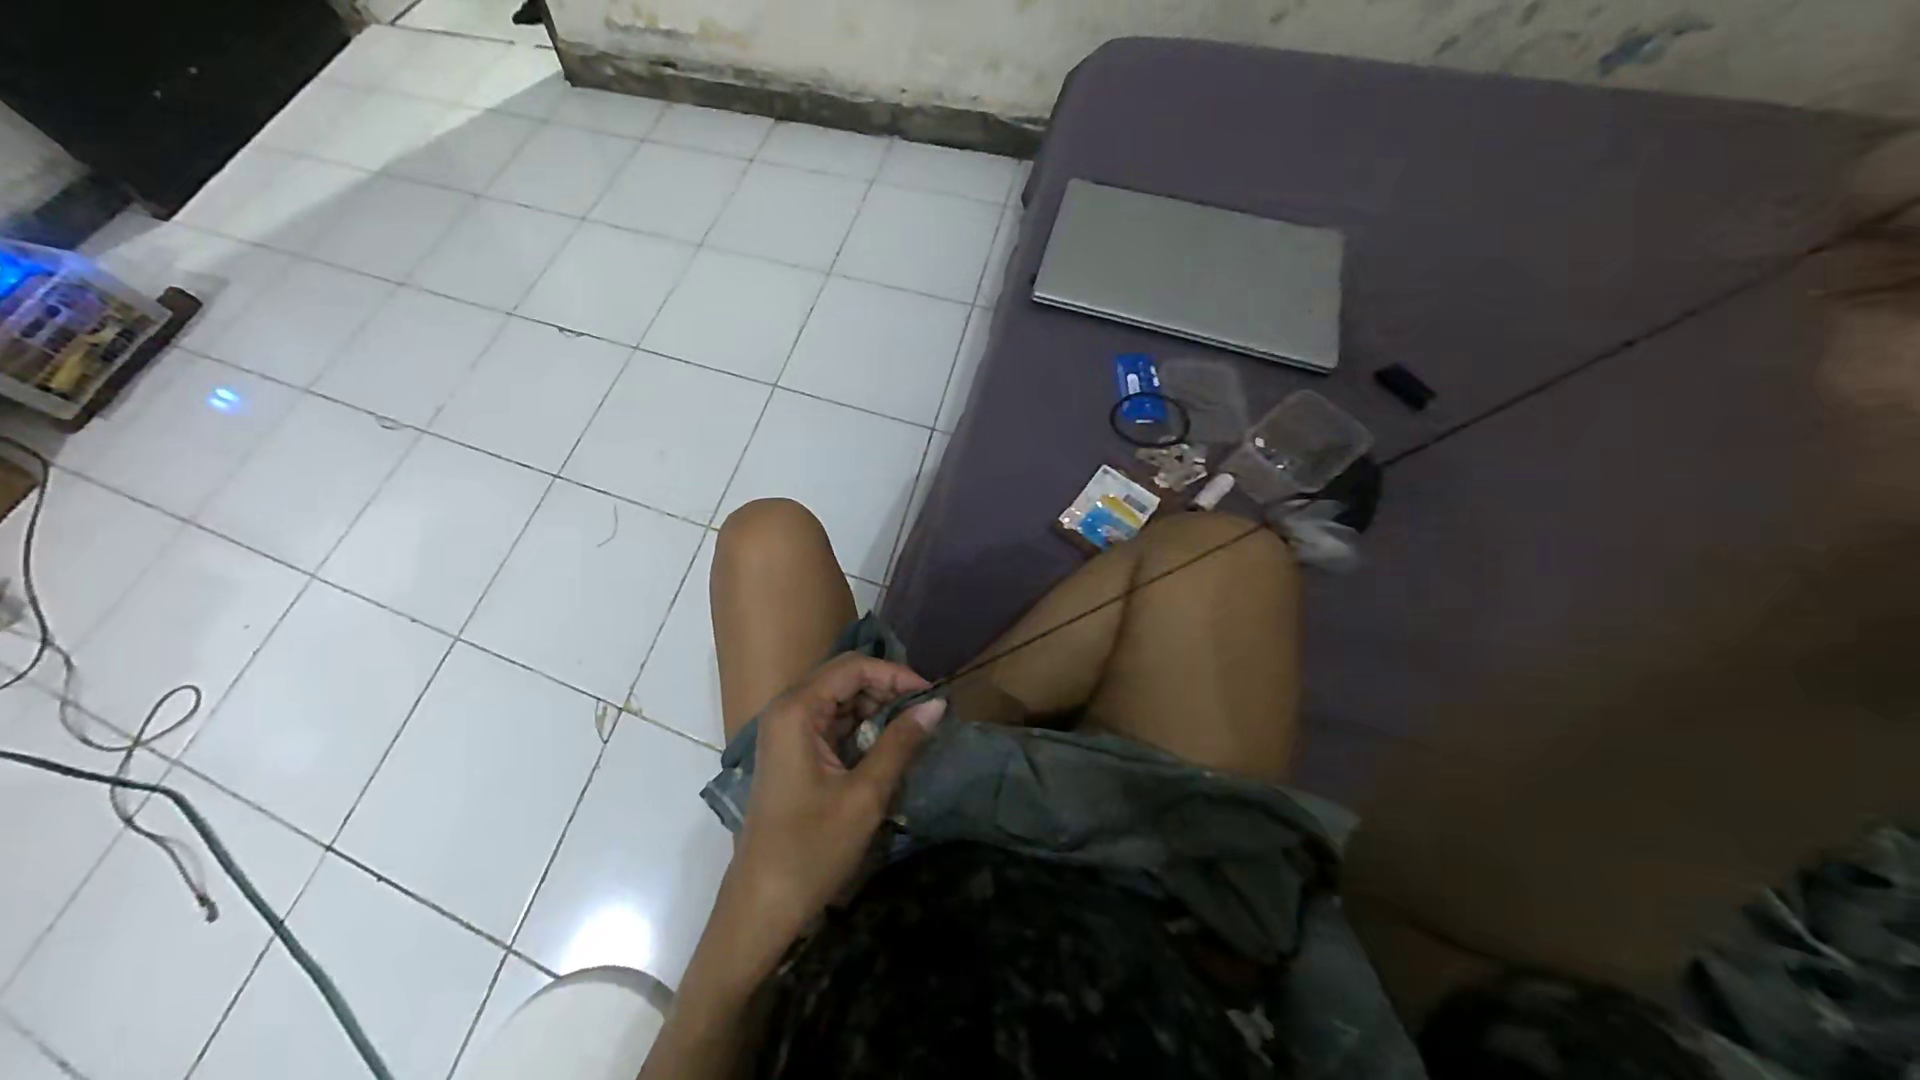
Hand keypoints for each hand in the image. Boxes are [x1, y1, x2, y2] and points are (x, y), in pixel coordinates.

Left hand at [729, 653, 946, 943]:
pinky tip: (887, 747)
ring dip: (877, 709)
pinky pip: (832, 724)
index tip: (932, 697)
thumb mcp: (865, 794)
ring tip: (913, 730)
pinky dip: (862, 729)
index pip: (853, 667)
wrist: (763, 905)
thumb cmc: (812, 848)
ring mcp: (787, 732)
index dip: (896, 674)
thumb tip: (938, 703)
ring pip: (840, 701)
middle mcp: (787, 710)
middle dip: (888, 689)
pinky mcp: (793, 753)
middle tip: (925, 714)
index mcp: (796, 710)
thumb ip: (901, 742)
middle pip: (845, 678)